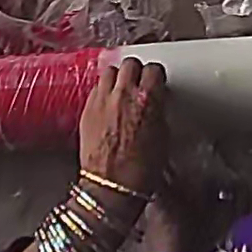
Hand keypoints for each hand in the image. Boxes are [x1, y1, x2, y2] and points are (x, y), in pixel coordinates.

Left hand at [77, 57, 167, 195]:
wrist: (112, 187)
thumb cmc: (141, 169)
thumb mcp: (163, 136)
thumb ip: (158, 110)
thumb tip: (156, 103)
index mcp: (148, 99)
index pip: (154, 69)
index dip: (155, 76)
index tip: (155, 82)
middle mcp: (124, 94)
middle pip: (130, 64)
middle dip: (136, 71)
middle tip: (138, 82)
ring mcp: (103, 100)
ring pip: (110, 71)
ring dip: (117, 78)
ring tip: (120, 89)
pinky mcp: (87, 109)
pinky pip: (96, 88)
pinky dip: (103, 92)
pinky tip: (107, 103)